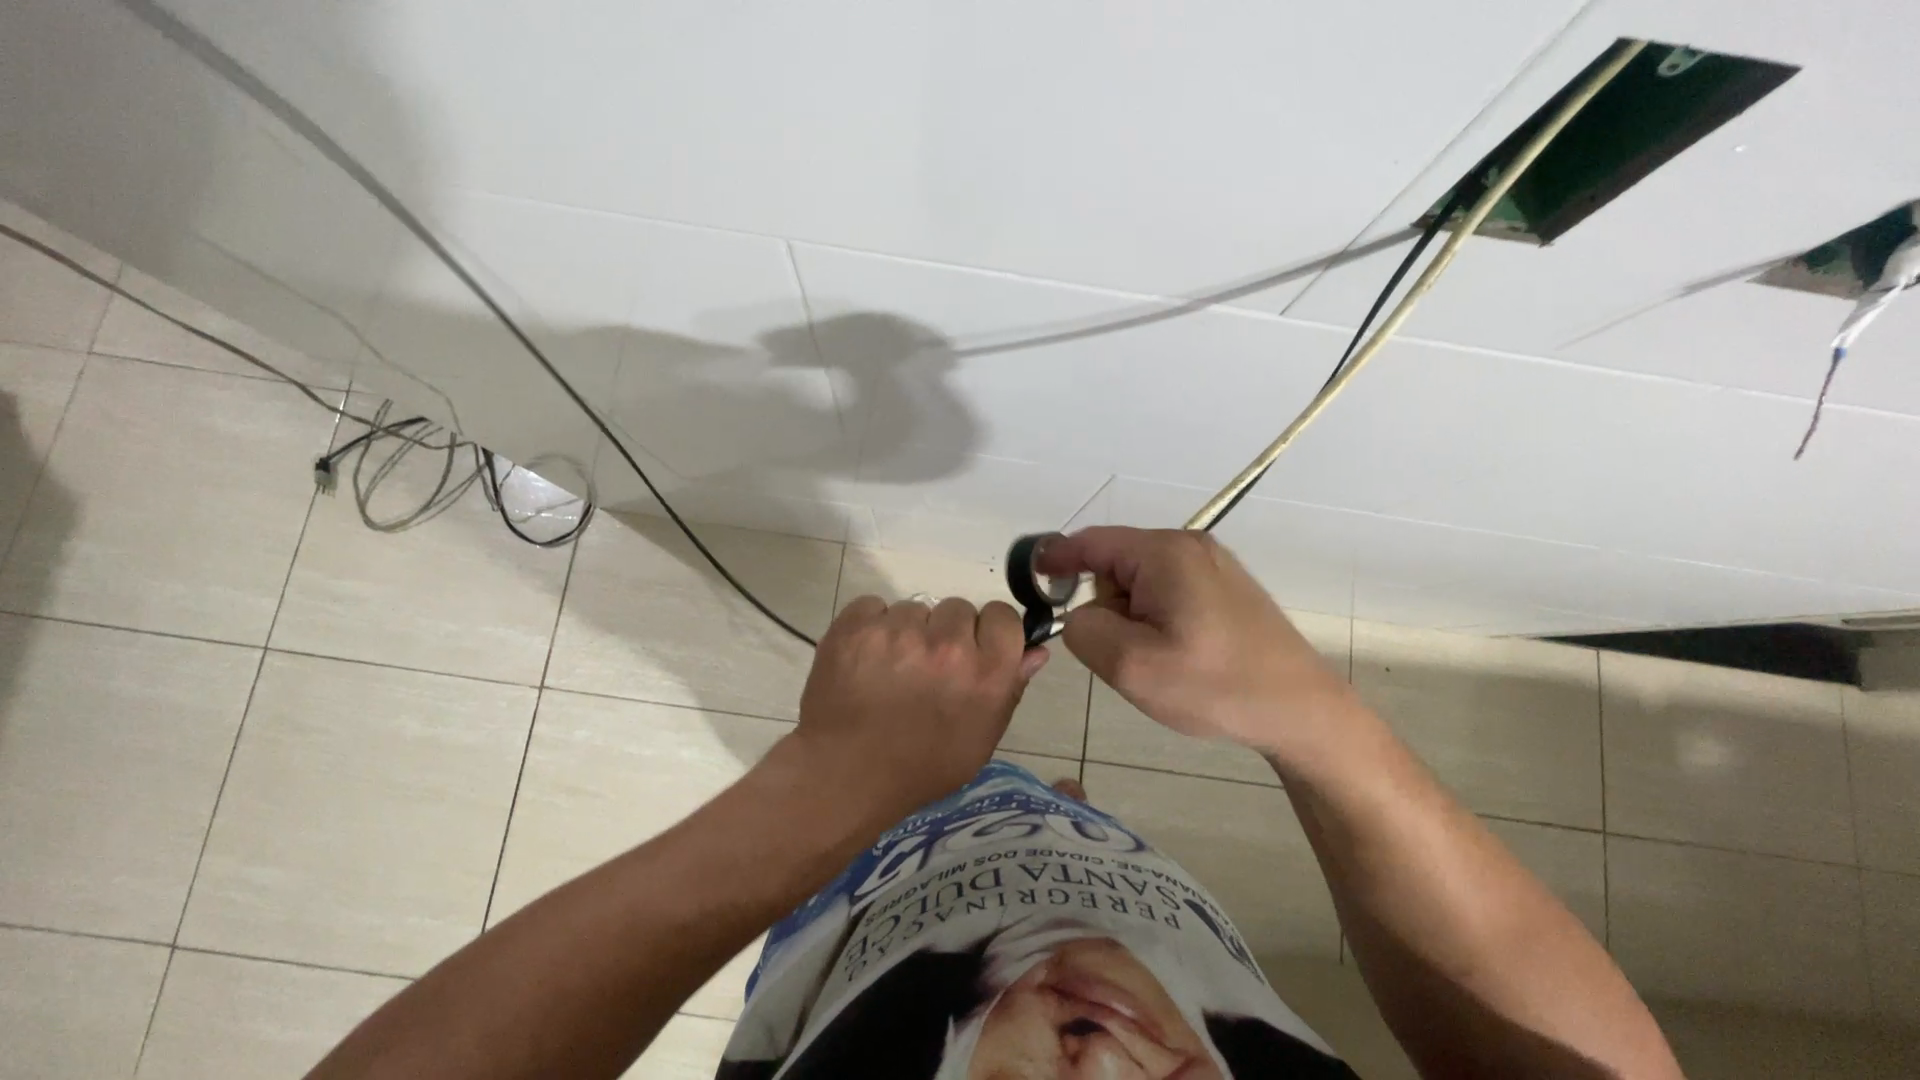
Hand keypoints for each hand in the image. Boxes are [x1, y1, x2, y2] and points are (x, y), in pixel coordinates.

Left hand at [784, 595, 1049, 826]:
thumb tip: (1037, 650)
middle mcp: (947, 644)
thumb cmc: (921, 767)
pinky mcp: (855, 626)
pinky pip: (874, 606)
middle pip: (958, 608)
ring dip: (908, 631)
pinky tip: (866, 658)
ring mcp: (898, 631)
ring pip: (914, 608)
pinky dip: (871, 626)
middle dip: (947, 632)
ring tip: (891, 669)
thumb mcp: (980, 741)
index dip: (989, 631)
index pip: (1003, 615)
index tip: (975, 651)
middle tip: (928, 668)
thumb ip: (1010, 689)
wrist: (844, 775)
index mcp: (985, 673)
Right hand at [1037, 526, 1352, 758]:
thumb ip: (1085, 630)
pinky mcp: (1227, 590)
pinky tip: (1185, 659)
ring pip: (1142, 585)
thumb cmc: (1215, 686)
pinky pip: (1169, 596)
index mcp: (1164, 554)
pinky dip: (1160, 623)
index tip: (1031, 576)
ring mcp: (1214, 566)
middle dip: (1109, 607)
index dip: (1056, 558)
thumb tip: (1082, 615)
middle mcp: (1190, 547)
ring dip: (1136, 621)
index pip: (1091, 543)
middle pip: (1117, 566)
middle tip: (1131, 655)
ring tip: (1164, 663)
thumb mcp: (1131, 666)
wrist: (1301, 710)